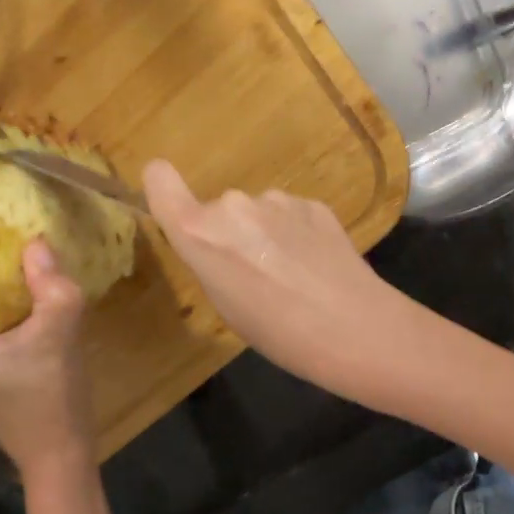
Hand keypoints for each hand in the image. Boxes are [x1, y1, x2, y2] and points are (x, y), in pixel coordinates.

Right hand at [143, 160, 428, 394]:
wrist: (354, 328)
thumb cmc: (280, 335)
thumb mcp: (228, 308)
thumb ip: (212, 263)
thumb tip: (221, 245)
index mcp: (200, 233)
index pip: (159, 179)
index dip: (166, 190)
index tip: (179, 211)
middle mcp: (233, 205)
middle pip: (219, 210)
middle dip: (233, 235)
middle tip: (258, 277)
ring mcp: (278, 200)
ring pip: (260, 213)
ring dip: (268, 235)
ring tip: (295, 278)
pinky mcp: (315, 204)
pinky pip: (293, 216)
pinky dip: (300, 235)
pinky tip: (319, 268)